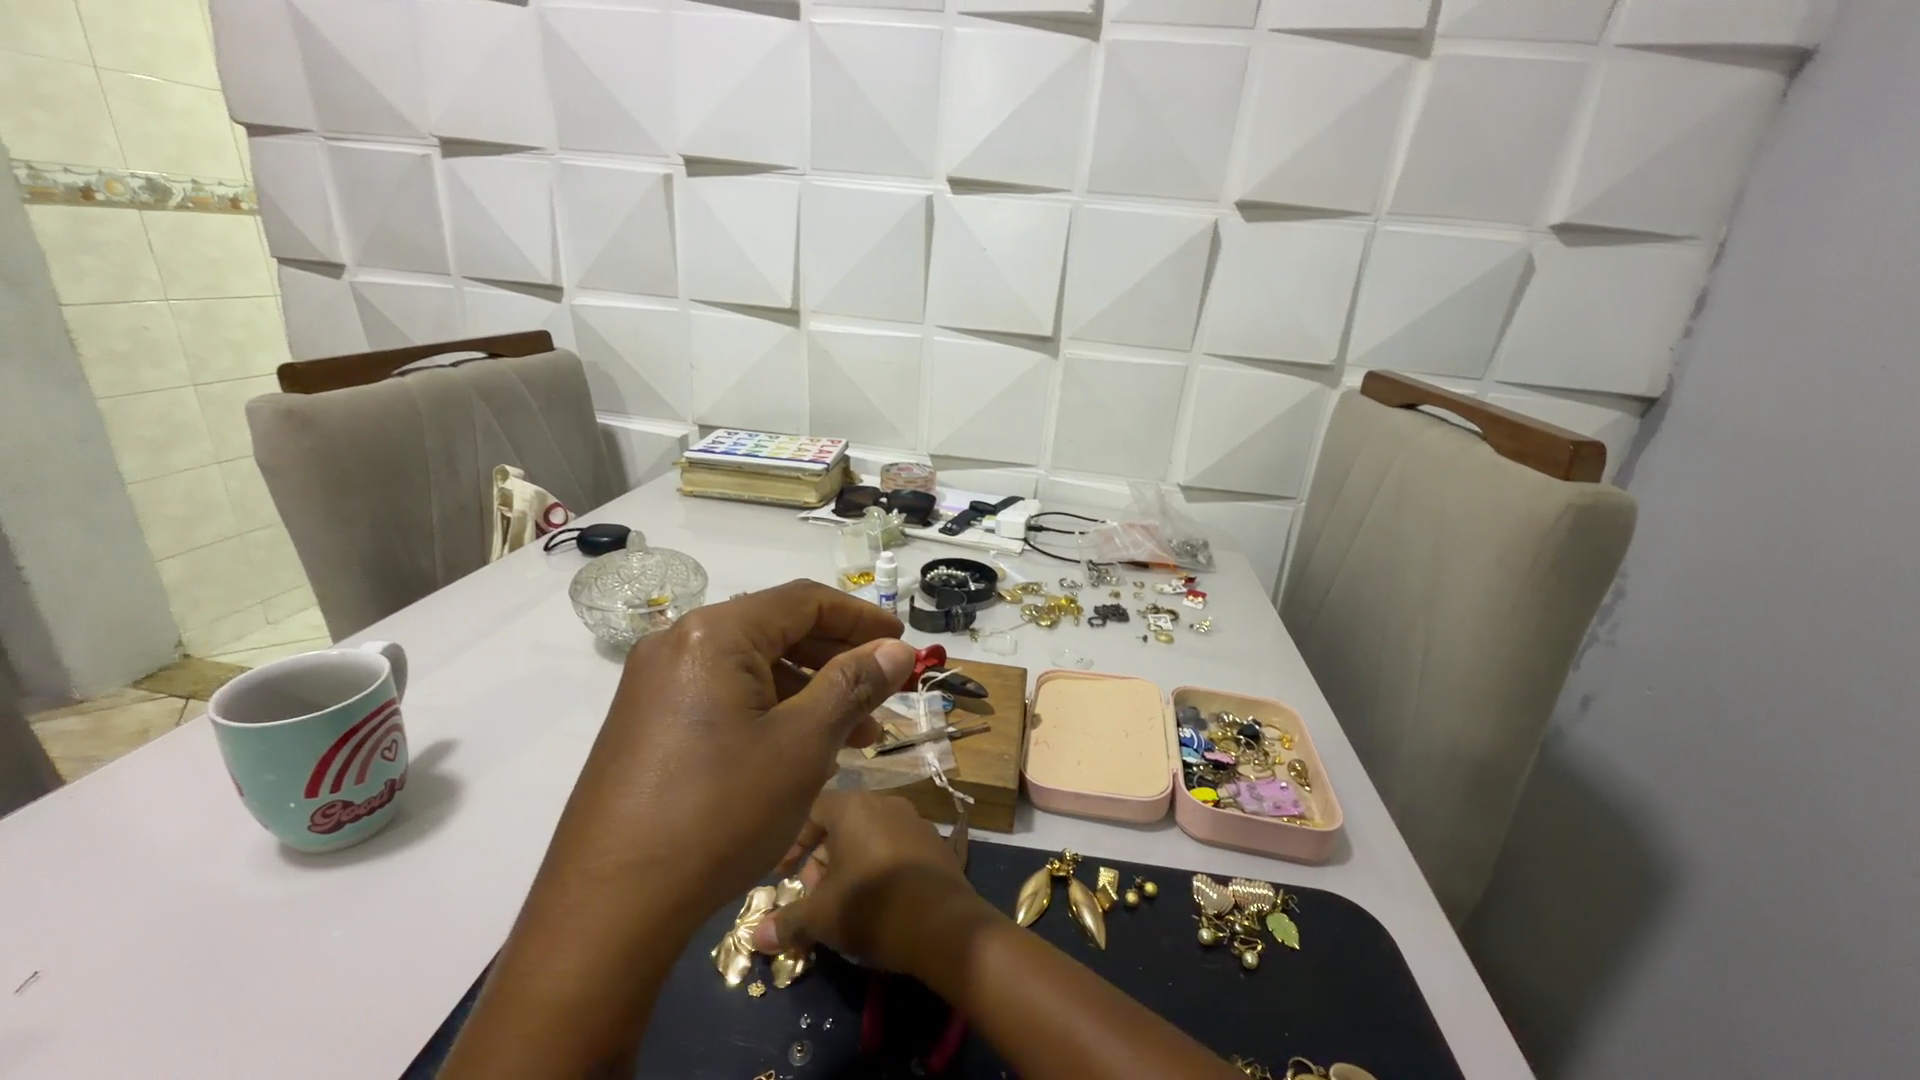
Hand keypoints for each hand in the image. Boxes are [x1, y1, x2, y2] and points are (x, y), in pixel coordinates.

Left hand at [550, 580, 915, 924]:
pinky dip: (771, 711)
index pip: (803, 601)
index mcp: (714, 634)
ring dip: (809, 691)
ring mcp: (654, 685)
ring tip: (857, 734)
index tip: (902, 640)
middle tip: (885, 693)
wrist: (610, 904)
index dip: (860, 617)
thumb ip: (854, 685)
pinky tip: (803, 749)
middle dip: (838, 658)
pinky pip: (723, 697)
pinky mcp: (646, 723)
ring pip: (751, 669)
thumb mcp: (802, 745)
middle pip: (776, 630)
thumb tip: (897, 648)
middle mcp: (677, 643)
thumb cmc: (720, 812)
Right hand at [751, 791, 995, 973]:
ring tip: (845, 904)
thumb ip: (787, 921)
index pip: (812, 812)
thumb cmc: (872, 908)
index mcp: (853, 806)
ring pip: (870, 838)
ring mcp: (916, 821)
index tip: (784, 877)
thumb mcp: (820, 917)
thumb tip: (756, 937)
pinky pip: (897, 849)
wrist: (944, 925)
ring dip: (851, 866)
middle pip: (841, 825)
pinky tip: (880, 903)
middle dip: (822, 861)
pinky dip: (880, 869)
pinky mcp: (937, 844)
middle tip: (815, 897)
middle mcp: (886, 802)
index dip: (793, 845)